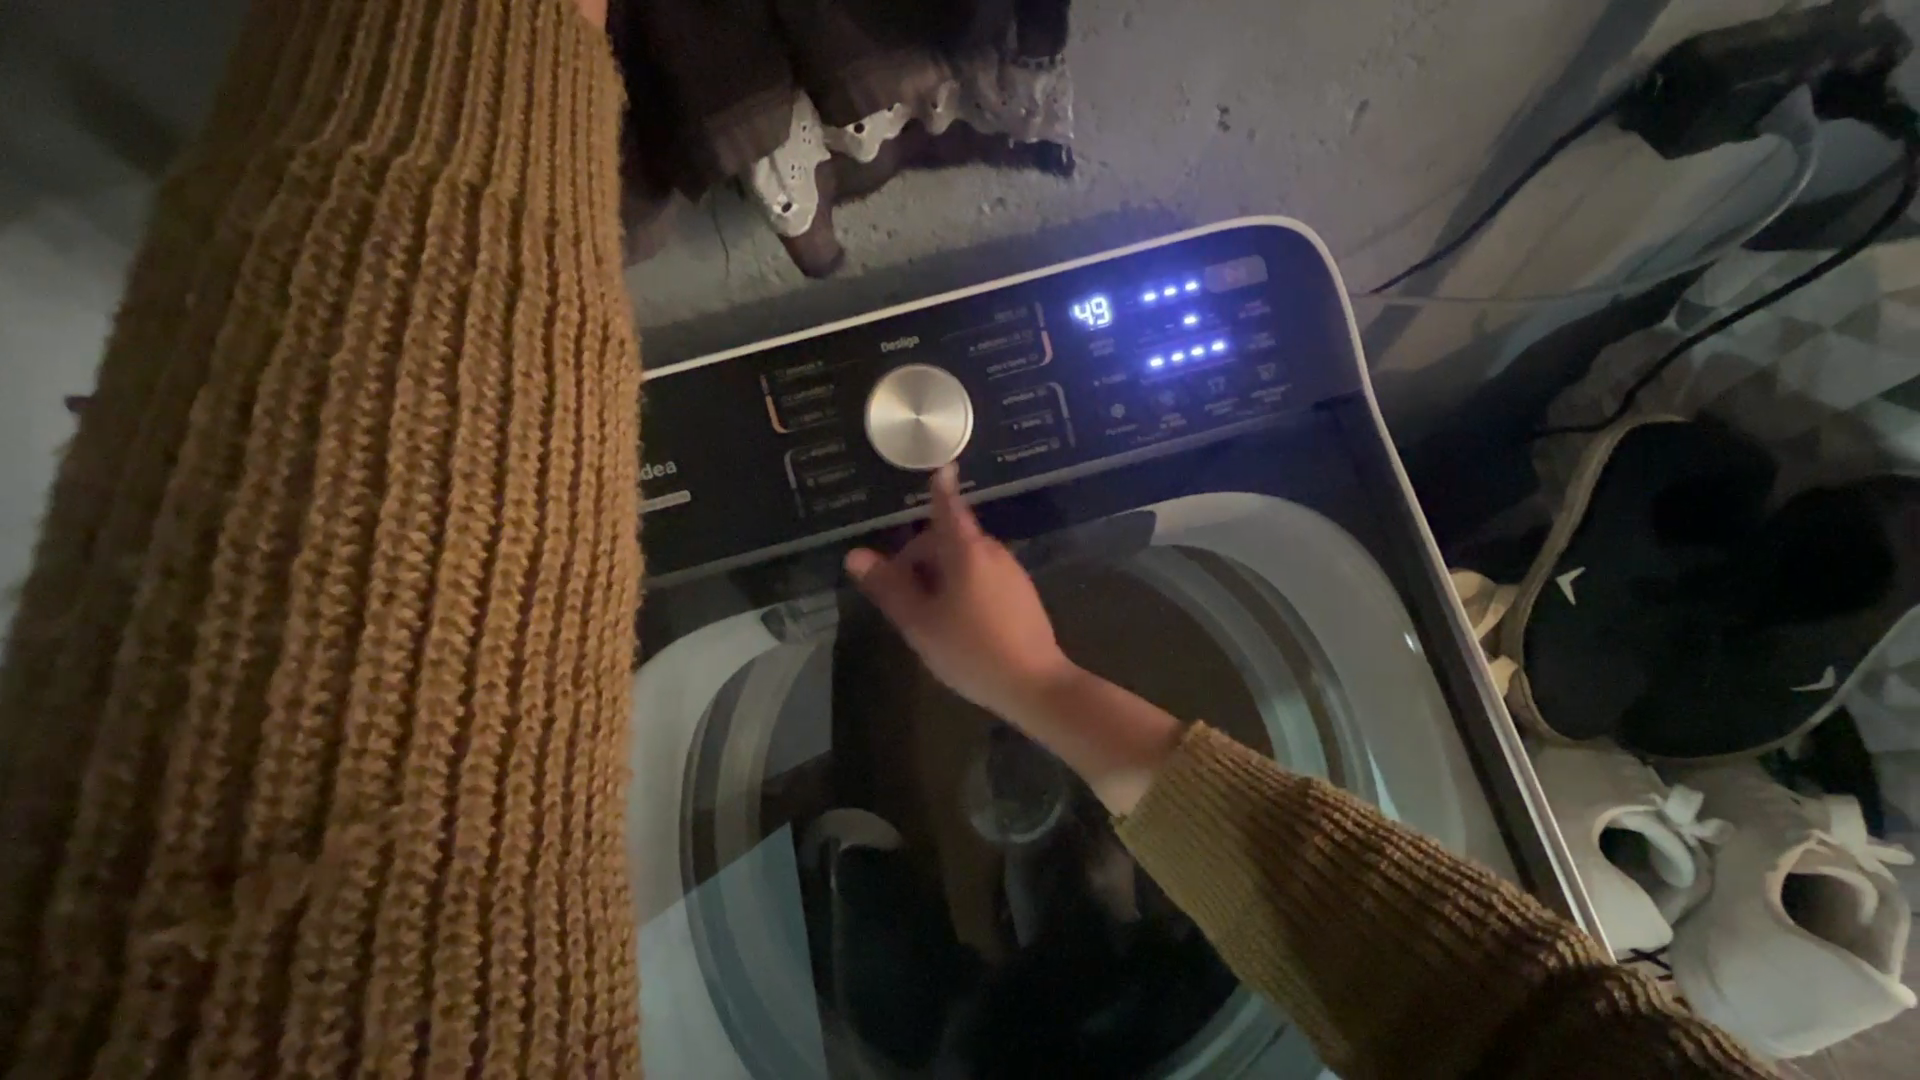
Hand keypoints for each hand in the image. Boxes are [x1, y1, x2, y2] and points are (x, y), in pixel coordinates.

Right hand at [845, 466, 1075, 721]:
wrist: (1035, 685)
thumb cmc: (971, 650)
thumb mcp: (920, 623)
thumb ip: (889, 587)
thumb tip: (856, 555)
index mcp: (965, 551)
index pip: (946, 508)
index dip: (939, 488)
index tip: (941, 467)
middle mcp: (991, 553)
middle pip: (948, 539)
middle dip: (920, 559)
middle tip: (901, 600)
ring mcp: (1011, 573)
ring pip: (965, 561)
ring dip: (940, 576)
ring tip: (928, 618)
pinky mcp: (1021, 594)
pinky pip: (982, 577)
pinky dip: (962, 587)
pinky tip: (957, 626)